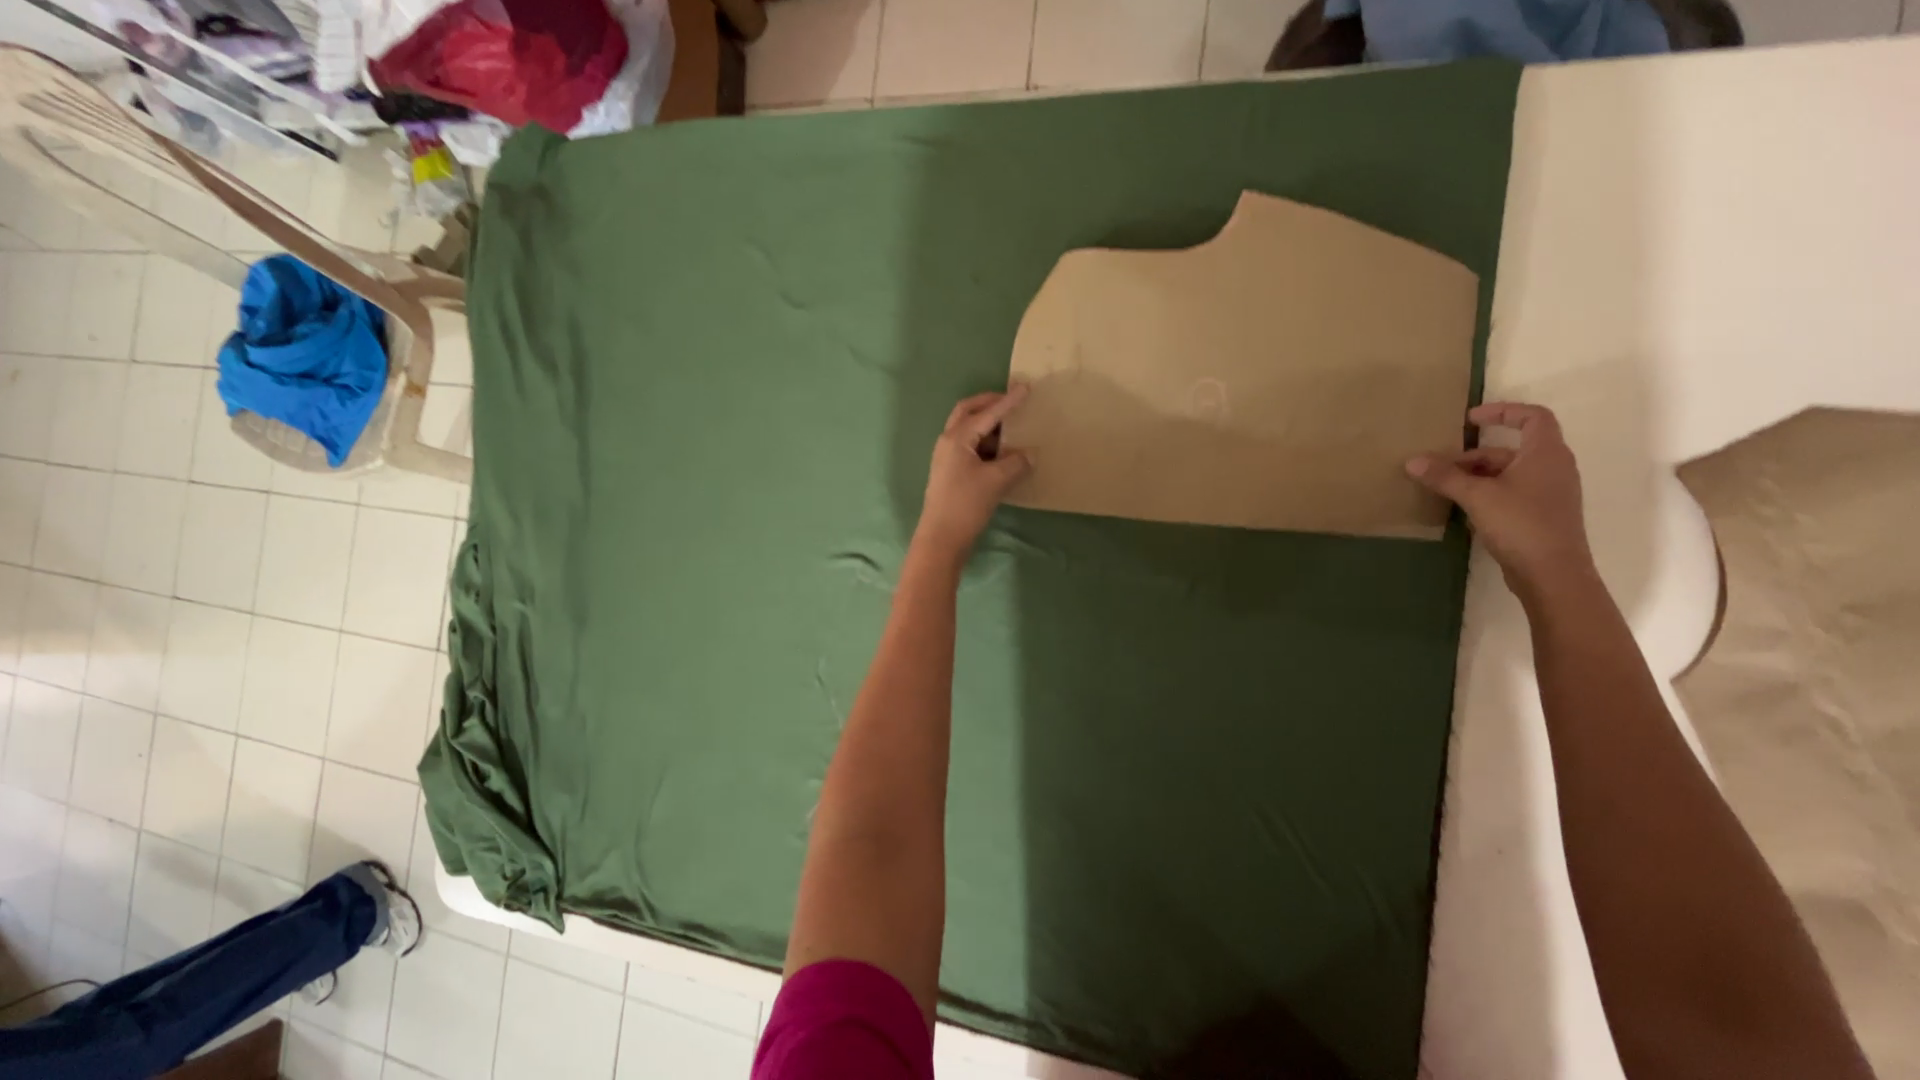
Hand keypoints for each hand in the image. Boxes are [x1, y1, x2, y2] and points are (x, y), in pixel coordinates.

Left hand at [915, 387, 1031, 559]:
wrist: (941, 538)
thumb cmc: (966, 504)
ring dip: (988, 424)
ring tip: (1011, 427)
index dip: (1008, 401)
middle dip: (989, 403)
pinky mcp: (950, 473)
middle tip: (1010, 400)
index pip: (987, 413)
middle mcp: (948, 442)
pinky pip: (970, 447)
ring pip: (968, 430)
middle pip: (968, 412)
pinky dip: (986, 443)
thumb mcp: (996, 481)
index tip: (1025, 388)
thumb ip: (1016, 463)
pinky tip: (1002, 453)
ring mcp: (947, 458)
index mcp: (957, 438)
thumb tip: (1030, 453)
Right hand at [1406, 402, 1595, 597]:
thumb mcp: (1477, 496)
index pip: (1532, 416)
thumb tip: (1412, 461)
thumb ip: (1445, 477)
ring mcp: (1552, 494)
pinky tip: (1466, 511)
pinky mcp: (1544, 516)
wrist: (1553, 574)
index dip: (1502, 411)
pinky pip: (1514, 494)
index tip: (1471, 419)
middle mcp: (1554, 468)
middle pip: (1512, 450)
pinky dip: (1489, 494)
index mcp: (1546, 453)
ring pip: (1511, 474)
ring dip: (1479, 477)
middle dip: (1475, 456)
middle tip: (1442, 468)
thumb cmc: (1521, 523)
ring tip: (1448, 489)